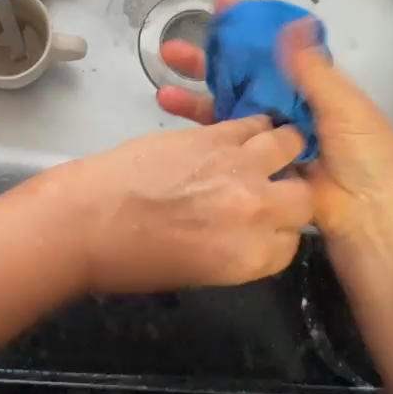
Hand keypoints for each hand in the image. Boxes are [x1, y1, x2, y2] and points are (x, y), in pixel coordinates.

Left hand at [24, 116, 313, 293]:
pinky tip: (241, 132)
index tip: (266, 222)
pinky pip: (251, 122)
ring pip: (287, 144)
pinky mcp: (215, 134)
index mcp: (255, 257)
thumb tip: (248, 229)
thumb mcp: (201, 270)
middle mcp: (259, 210)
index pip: (293, 242)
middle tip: (270, 185)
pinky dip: (251, 127)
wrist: (89, 219)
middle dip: (290, 191)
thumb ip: (238, 249)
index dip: (279, 230)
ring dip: (280, 148)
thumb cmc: (134, 259)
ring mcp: (240, 166)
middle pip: (302, 195)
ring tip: (263, 149)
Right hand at [156, 0, 392, 240]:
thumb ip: (313, 69)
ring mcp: (268, 137)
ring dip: (196, 92)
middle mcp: (287, 108)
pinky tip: (172, 112)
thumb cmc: (366, 159)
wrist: (369, 223)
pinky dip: (198, 124)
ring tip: (164, 80)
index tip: (220, 7)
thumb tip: (294, 21)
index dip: (247, 31)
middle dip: (209, 60)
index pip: (274, 52)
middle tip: (173, 48)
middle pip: (242, 78)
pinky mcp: (254, 165)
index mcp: (313, 89)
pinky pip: (224, 139)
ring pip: (227, 106)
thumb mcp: (345, 107)